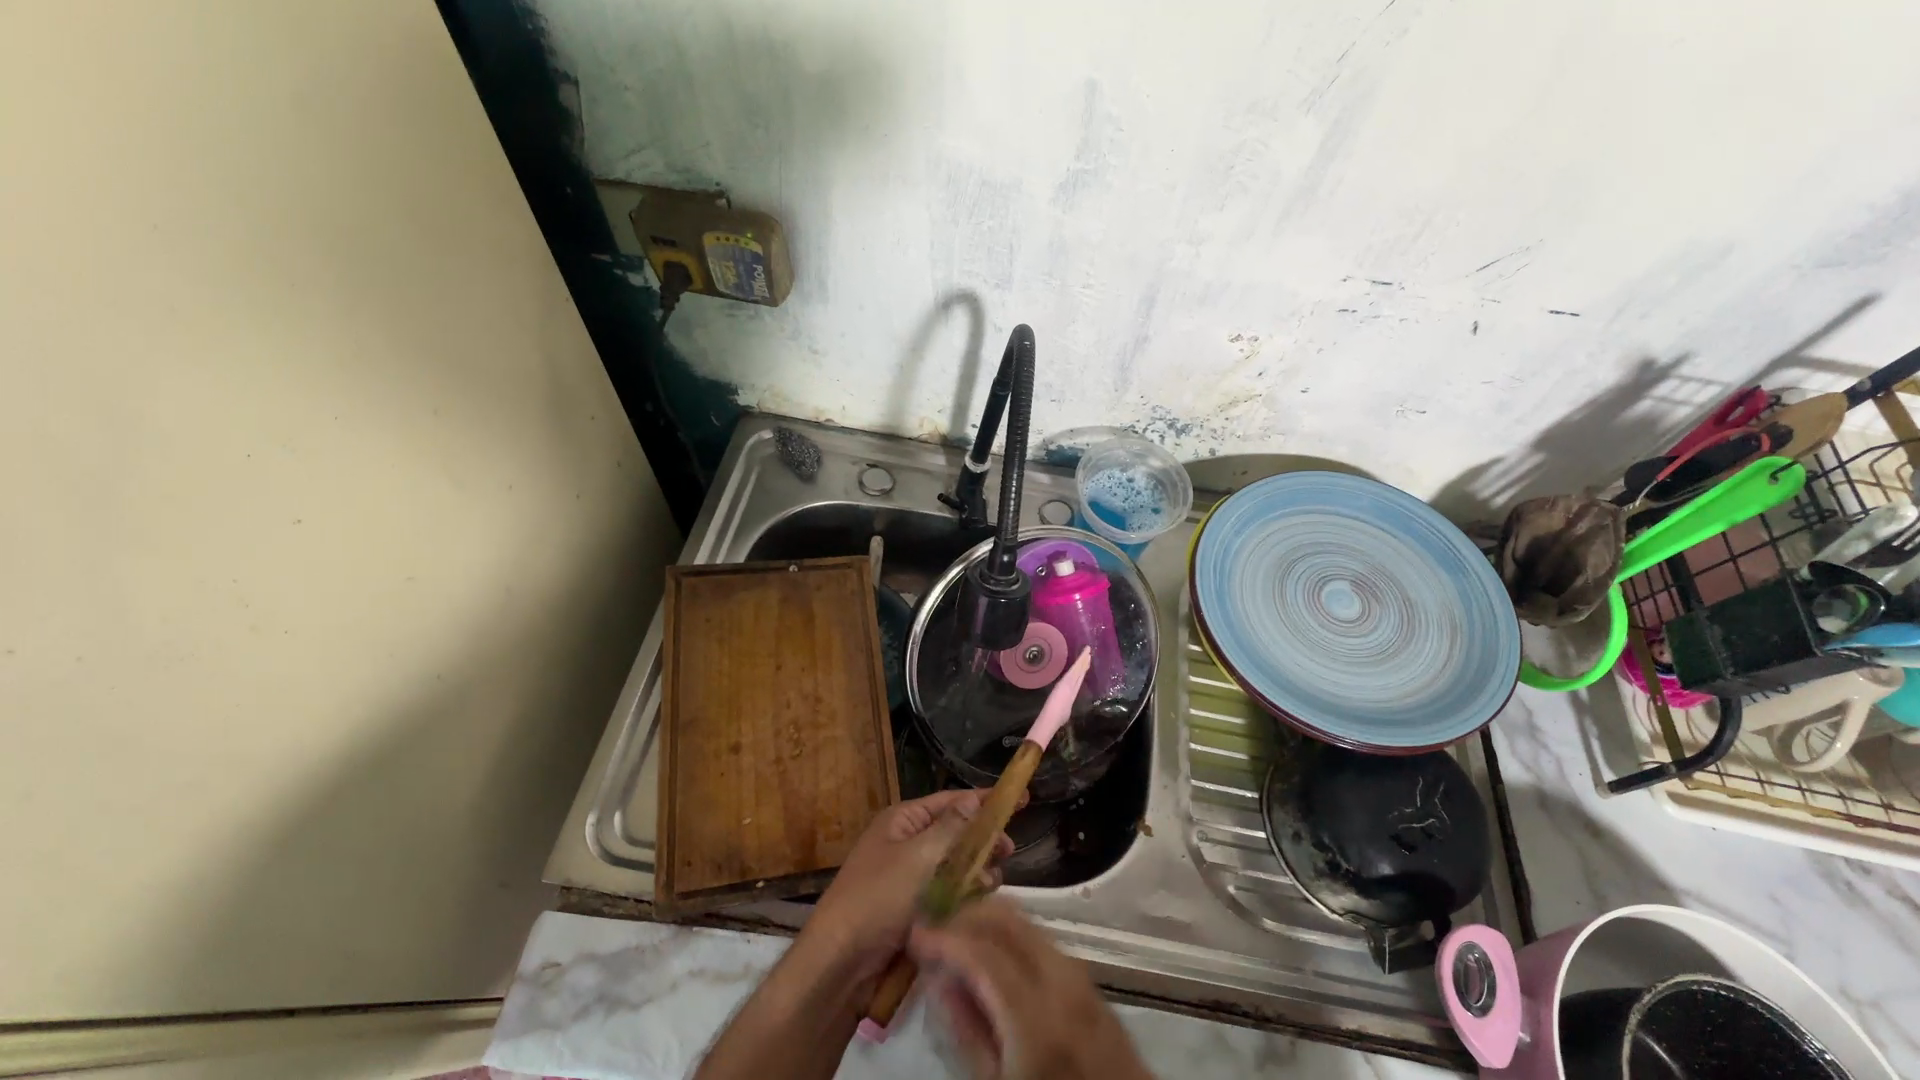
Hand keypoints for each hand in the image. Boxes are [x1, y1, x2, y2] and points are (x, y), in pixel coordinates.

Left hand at [805, 789, 1015, 982]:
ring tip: (989, 883)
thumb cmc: (879, 898)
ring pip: (957, 866)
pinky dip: (964, 896)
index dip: (986, 800)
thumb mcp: (918, 856)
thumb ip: (951, 828)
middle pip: (957, 833)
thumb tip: (973, 800)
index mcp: (903, 821)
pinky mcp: (915, 908)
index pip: (952, 802)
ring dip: (976, 871)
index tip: (1022, 799)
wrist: (843, 959)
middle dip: (983, 841)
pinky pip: (949, 894)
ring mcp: (911, 877)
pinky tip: (976, 904)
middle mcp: (907, 843)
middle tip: (1007, 852)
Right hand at [908, 897, 1150, 1079]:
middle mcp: (1063, 980)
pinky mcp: (1088, 975)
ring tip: (956, 936)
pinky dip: (1010, 931)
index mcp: (1036, 1016)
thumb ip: (966, 1032)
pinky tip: (991, 952)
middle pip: (1008, 919)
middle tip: (933, 926)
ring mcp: (1081, 973)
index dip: (944, 938)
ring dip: (988, 919)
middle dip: (965, 914)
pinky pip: (1041, 936)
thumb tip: (938, 980)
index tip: (914, 934)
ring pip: (1026, 920)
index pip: (982, 953)